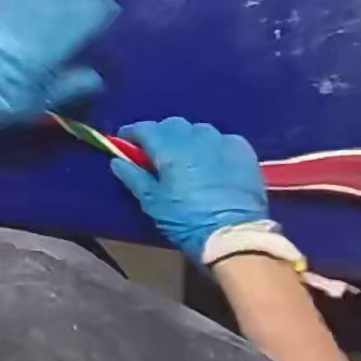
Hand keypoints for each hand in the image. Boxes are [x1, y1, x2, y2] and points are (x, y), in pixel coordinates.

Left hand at [0, 0, 117, 137]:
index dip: (99, 19)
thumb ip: (81, 82)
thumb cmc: (14, 97)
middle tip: (66, 26)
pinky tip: (26, 4)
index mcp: (71, 29)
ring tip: (46, 13)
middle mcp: (52, 4)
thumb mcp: (53, 97)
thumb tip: (96, 77)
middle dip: (76, 6)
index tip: (92, 32)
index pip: (102, 7)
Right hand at [110, 117, 268, 262]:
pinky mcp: (244, 153)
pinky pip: (222, 139)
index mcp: (169, 148)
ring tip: (184, 157)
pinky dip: (211, 146)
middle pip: (172, 125)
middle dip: (159, 134)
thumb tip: (116, 160)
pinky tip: (211, 161)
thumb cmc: (185, 219)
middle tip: (154, 154)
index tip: (123, 142)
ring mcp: (223, 142)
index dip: (130, 133)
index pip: (144, 128)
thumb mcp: (151, 202)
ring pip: (198, 129)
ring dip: (186, 138)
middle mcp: (196, 138)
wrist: (234, 235)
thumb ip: (132, 176)